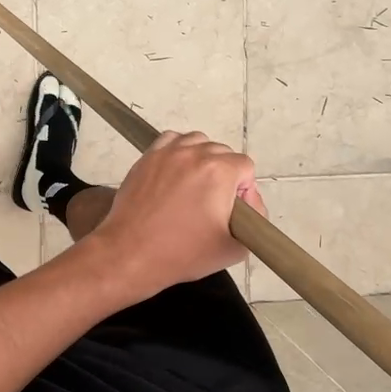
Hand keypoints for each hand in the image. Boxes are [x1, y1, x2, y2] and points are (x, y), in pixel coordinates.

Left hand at [80, 131, 265, 300]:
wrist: (134, 249)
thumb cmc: (185, 251)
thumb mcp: (237, 245)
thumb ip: (256, 215)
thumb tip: (248, 196)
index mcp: (218, 171)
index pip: (244, 165)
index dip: (244, 187)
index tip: (233, 208)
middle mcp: (191, 154)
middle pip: (220, 151)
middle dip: (225, 173)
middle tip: (215, 201)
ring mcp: (165, 152)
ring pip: (195, 141)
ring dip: (202, 158)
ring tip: (196, 186)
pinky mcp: (146, 157)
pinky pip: (169, 140)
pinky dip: (178, 150)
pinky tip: (177, 173)